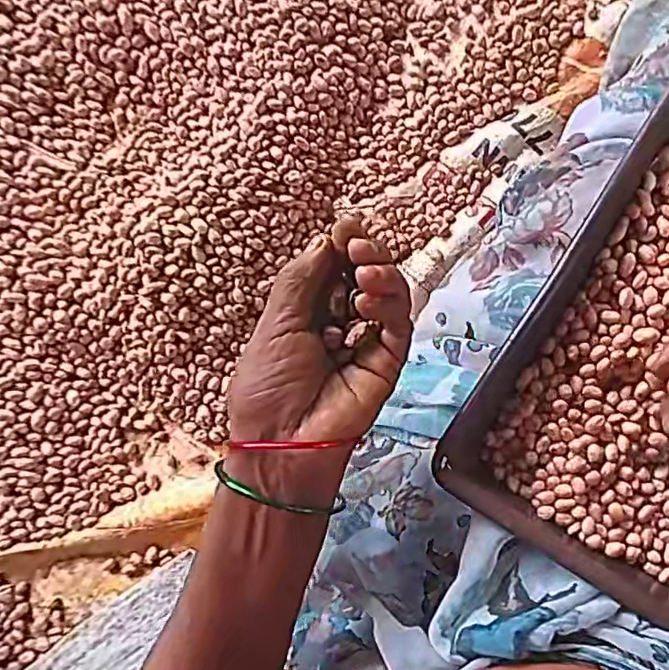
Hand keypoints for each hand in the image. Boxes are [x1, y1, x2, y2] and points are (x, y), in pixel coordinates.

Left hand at [224, 219, 413, 502]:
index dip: (343, 244)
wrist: (281, 440)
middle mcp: (343, 322)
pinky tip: (367, 303)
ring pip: (389, 295)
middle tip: (355, 245)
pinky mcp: (388, 361)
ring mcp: (368, 341)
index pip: (337, 267)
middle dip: (365, 254)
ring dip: (380, 275)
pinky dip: (388, 306)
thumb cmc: (269, 386)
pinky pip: (399, 324)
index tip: (345, 229)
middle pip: (367, 275)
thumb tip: (327, 239)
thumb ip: (302, 278)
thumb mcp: (276, 322)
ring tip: (363, 273)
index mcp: (312, 311)